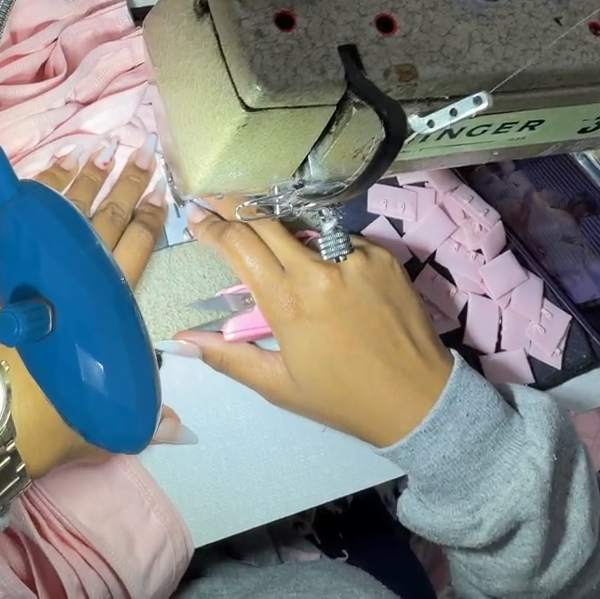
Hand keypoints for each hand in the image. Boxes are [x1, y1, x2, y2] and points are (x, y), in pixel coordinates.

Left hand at [0, 139, 183, 476]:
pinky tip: (52, 170)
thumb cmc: (42, 421)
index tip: (161, 192)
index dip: (150, 219)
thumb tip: (178, 426)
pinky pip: (25, 217)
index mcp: (105, 307)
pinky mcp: (1, 265)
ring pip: (68, 212)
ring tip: (102, 151)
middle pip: (107, 221)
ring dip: (86, 178)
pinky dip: (40, 191)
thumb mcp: (98, 426)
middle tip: (141, 154)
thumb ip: (141, 418)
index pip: (137, 250)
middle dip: (126, 185)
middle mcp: (75, 278)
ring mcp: (36, 267)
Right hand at [175, 199, 454, 447]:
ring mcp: (353, 257)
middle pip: (264, 221)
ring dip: (280, 228)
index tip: (195, 215)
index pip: (238, 244)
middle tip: (216, 198)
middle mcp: (317, 270)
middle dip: (234, 205)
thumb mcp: (278, 385)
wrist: (418, 400)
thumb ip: (227, 357)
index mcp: (287, 302)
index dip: (212, 226)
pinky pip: (340, 238)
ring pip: (302, 226)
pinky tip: (327, 268)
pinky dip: (325, 247)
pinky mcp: (381, 254)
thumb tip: (181, 338)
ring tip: (270, 236)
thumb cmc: (342, 397)